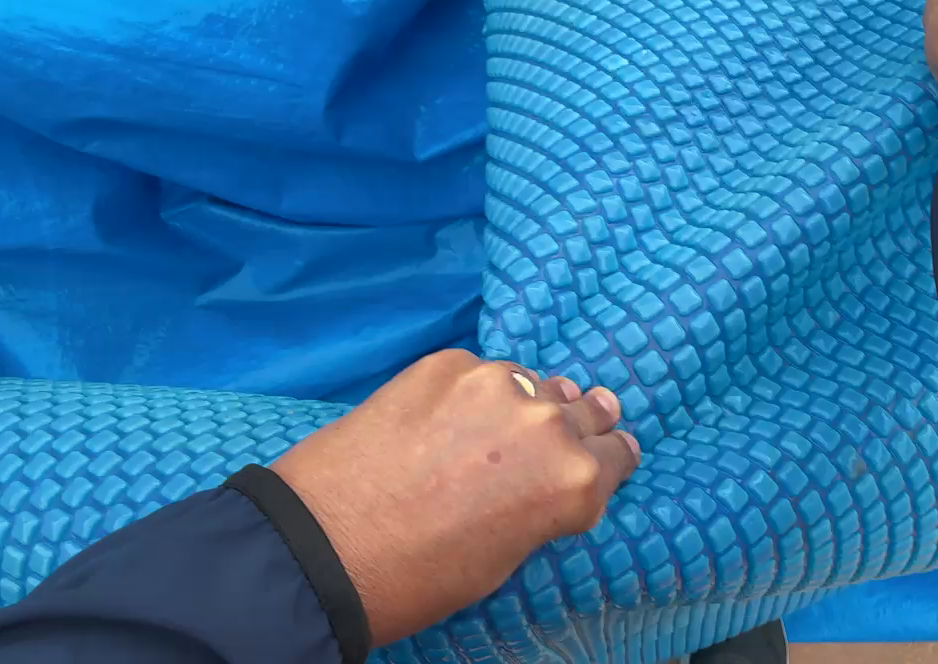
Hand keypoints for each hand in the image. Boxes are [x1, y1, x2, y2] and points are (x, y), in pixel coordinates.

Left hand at [271, 350, 640, 645]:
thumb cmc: (418, 575)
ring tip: (494, 422)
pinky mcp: (452, 362)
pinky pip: (481, 372)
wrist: (318, 547)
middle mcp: (550, 422)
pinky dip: (471, 393)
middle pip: (589, 407)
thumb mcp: (506, 553)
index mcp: (572, 480)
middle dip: (580, 420)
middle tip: (558, 428)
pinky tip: (440, 418)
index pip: (619, 452)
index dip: (610, 456)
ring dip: (526, 401)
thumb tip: (553, 467)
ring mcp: (500, 383)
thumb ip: (546, 500)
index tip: (603, 452)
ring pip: (535, 382)